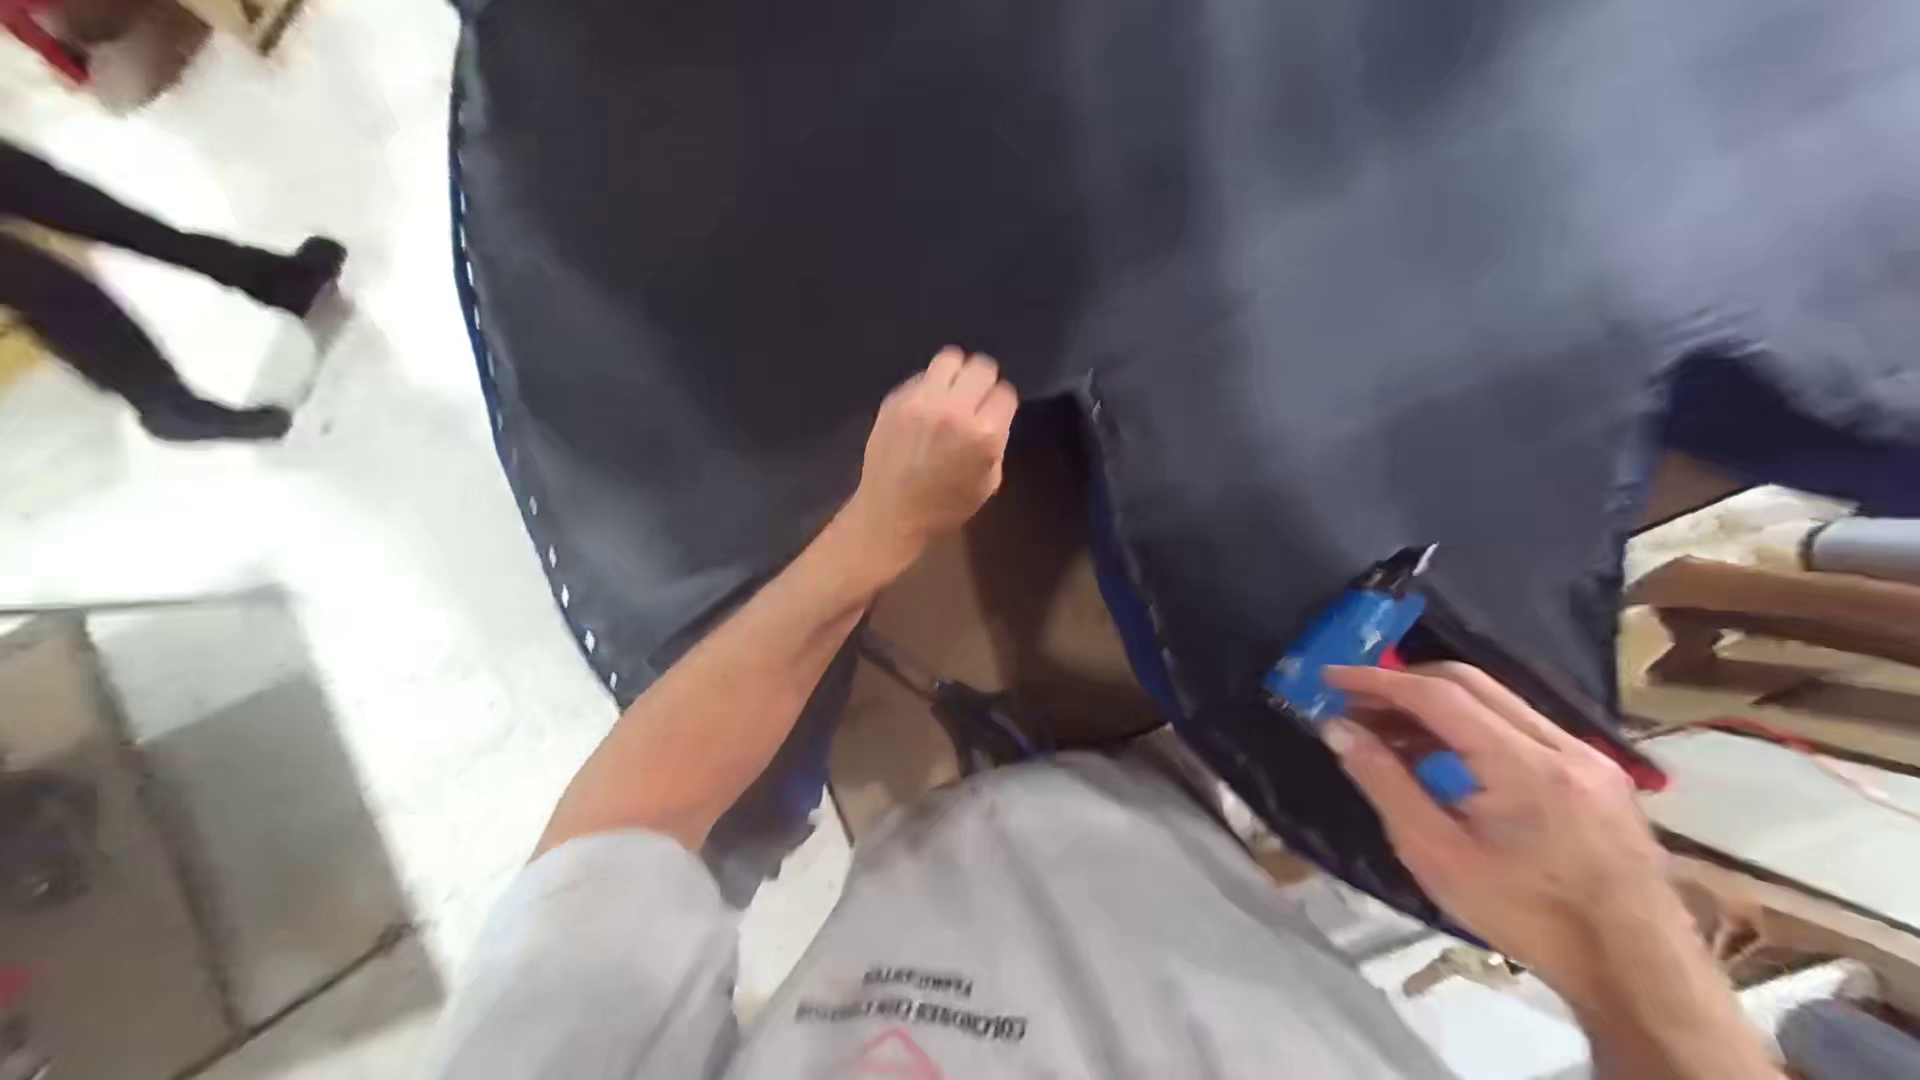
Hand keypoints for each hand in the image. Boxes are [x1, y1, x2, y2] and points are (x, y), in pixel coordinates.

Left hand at [840, 347, 1018, 573]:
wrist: (892, 513)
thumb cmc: (945, 506)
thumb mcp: (988, 482)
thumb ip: (995, 442)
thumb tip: (990, 418)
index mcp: (983, 433)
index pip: (1005, 393)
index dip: (1002, 405)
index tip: (994, 415)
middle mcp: (954, 409)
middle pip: (981, 367)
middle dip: (983, 383)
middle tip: (975, 400)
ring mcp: (921, 401)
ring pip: (950, 359)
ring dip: (957, 374)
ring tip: (951, 392)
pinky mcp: (896, 399)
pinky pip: (922, 376)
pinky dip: (930, 387)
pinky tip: (926, 407)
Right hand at [1323, 663, 1677, 997]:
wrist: (1639, 975)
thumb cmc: (1526, 916)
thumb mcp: (1434, 852)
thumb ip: (1382, 781)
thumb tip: (1336, 728)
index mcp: (1526, 766)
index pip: (1438, 695)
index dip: (1376, 680)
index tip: (1329, 678)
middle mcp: (1564, 746)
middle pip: (1468, 682)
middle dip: (1402, 683)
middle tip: (1353, 703)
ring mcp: (1588, 757)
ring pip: (1493, 700)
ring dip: (1431, 704)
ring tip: (1382, 729)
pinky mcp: (1595, 773)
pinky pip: (1515, 725)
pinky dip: (1464, 725)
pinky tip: (1433, 753)